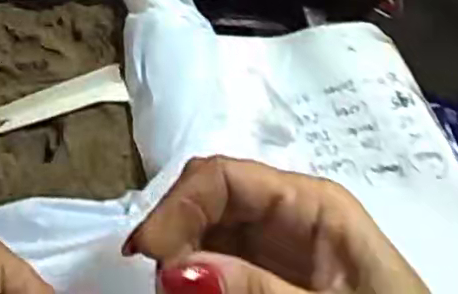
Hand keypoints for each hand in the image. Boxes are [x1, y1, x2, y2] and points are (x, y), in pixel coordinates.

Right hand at [125, 156, 426, 293]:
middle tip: (154, 280)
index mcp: (311, 203)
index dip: (177, 205)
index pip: (223, 176)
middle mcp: (289, 214)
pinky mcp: (275, 280)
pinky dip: (202, 279)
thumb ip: (258, 291)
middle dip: (177, 234)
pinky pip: (226, 266)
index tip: (146, 252)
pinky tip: (188, 291)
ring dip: (185, 258)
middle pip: (211, 201)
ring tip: (168, 288)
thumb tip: (173, 269)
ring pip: (211, 233)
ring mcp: (282, 249)